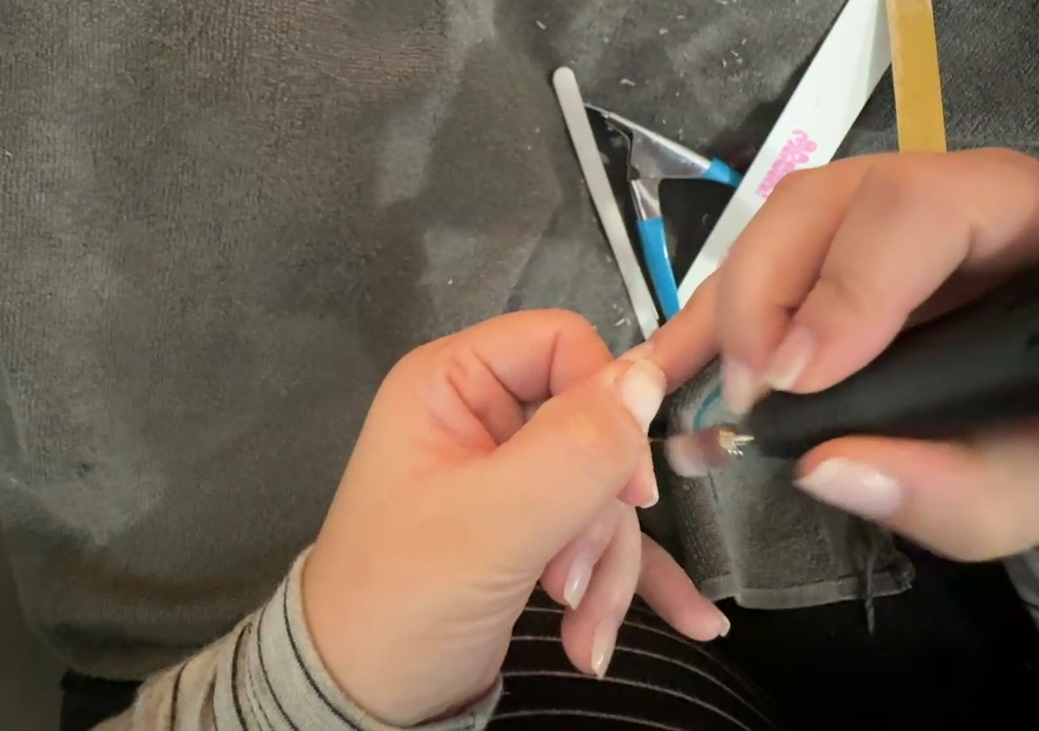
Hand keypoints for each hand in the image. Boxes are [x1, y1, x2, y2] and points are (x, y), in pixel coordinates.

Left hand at [302, 311, 728, 726]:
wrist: (361, 698)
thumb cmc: (402, 597)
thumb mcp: (490, 523)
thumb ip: (574, 448)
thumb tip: (648, 375)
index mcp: (453, 380)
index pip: (561, 343)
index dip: (608, 402)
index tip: (630, 489)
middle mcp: (481, 412)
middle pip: (591, 423)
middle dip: (597, 513)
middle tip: (570, 579)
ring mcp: (506, 469)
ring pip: (601, 484)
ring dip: (606, 561)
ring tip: (580, 628)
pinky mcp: (528, 522)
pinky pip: (596, 529)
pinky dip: (621, 577)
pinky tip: (678, 619)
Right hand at [649, 149, 1038, 561]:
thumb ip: (956, 489)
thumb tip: (819, 468)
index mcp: (1027, 217)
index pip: (920, 207)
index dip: (849, 283)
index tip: (798, 381)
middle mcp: (932, 190)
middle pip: (817, 201)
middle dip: (762, 297)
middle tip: (749, 393)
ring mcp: (864, 211)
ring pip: (770, 224)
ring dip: (726, 308)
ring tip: (720, 392)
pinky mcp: (816, 249)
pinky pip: (745, 264)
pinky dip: (702, 319)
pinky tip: (667, 364)